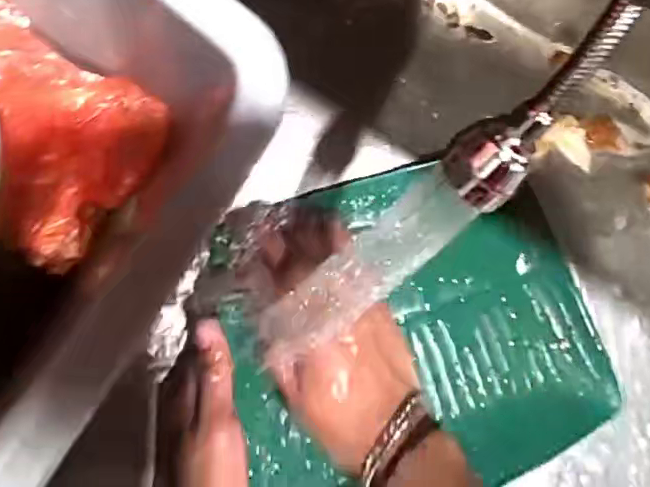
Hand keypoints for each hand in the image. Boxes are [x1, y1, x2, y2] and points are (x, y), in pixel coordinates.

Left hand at [163, 319, 247, 486]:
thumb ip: (212, 374)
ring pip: (203, 374)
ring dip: (221, 356)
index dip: (214, 318)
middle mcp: (176, 400)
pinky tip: (239, 380)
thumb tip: (206, 321)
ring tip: (248, 337)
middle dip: (219, 335)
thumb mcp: (215, 421)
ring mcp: (185, 419)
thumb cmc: (209, 473)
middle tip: (249, 308)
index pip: (194, 340)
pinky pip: (210, 391)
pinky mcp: (197, 434)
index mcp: (177, 391)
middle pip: (197, 356)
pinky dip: (224, 378)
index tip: (239, 292)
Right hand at [259, 215, 421, 474]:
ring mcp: (361, 296)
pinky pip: (355, 258)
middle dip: (285, 240)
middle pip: (307, 259)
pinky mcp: (378, 297)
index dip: (268, 259)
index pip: (285, 280)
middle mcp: (337, 304)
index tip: (254, 245)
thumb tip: (264, 314)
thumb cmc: (339, 420)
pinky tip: (329, 228)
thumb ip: (277, 351)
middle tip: (270, 226)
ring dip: (312, 232)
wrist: (395, 430)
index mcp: (312, 329)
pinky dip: (340, 240)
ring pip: (334, 250)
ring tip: (296, 219)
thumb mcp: (295, 395)